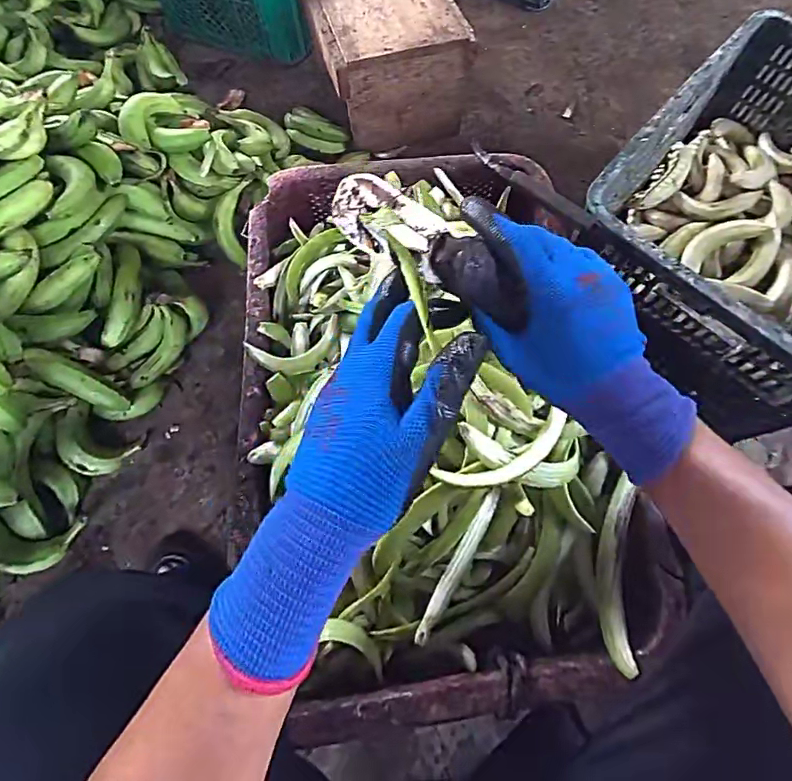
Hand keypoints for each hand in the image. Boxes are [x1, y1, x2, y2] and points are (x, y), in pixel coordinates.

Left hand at [208, 278, 485, 692]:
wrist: (319, 521)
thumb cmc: (374, 482)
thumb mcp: (419, 437)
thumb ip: (443, 386)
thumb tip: (472, 339)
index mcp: (373, 371)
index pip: (399, 317)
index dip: (424, 298)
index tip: (450, 287)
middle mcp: (351, 369)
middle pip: (372, 319)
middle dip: (392, 293)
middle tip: (414, 272)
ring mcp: (338, 386)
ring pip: (362, 339)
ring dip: (383, 318)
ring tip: (404, 304)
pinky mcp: (333, 404)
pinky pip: (356, 360)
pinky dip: (374, 344)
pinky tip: (386, 358)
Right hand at [453, 198, 695, 484]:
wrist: (618, 391)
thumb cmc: (563, 376)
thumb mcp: (515, 351)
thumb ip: (491, 320)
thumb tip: (473, 298)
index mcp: (552, 287)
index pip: (521, 239)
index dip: (497, 225)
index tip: (478, 216)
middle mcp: (579, 272)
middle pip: (542, 235)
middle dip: (517, 233)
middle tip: (498, 241)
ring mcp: (601, 274)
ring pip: (564, 243)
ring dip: (542, 245)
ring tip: (526, 258)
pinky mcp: (614, 281)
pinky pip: (583, 258)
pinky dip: (564, 258)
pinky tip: (555, 274)